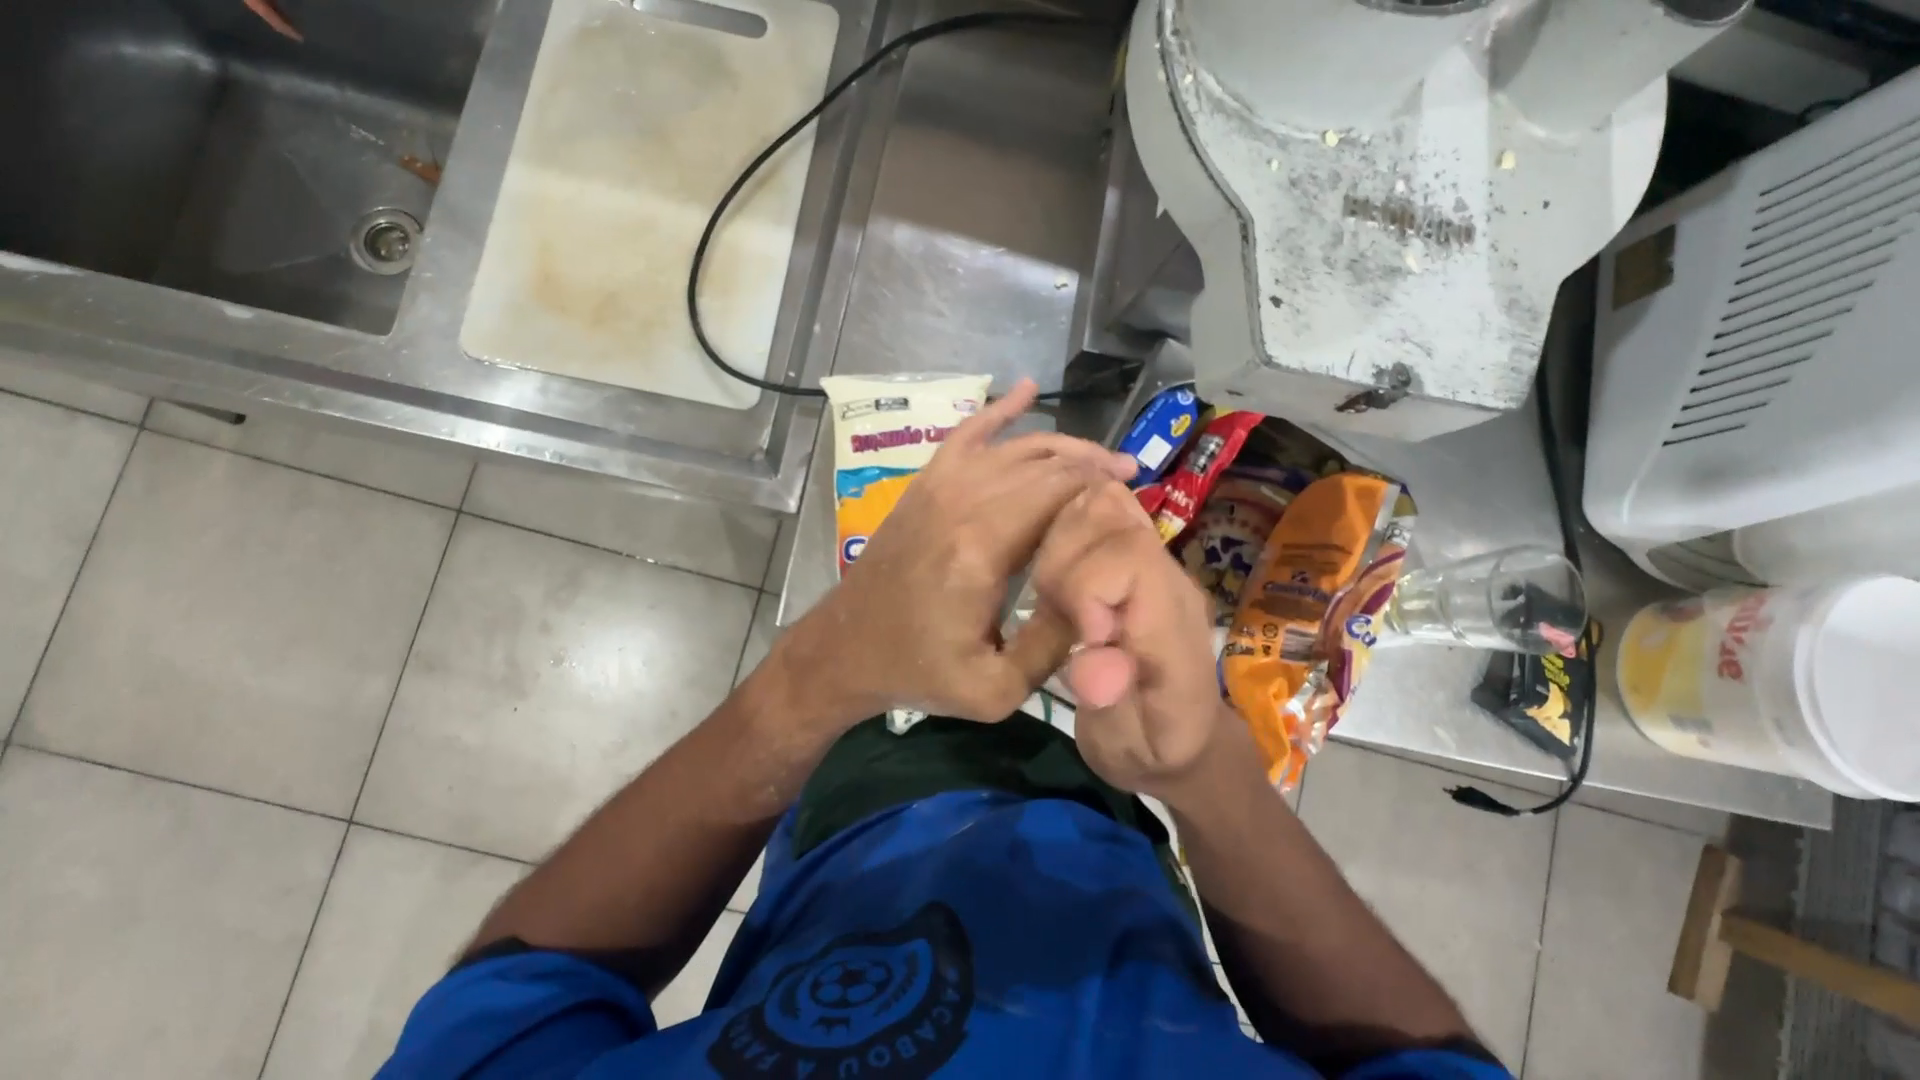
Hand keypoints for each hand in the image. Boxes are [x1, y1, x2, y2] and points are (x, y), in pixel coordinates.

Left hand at [776, 379, 1134, 725]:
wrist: (847, 650)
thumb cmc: (921, 670)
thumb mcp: (995, 688)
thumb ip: (1052, 645)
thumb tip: (1099, 599)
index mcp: (982, 547)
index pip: (1061, 491)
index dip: (1102, 488)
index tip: (1134, 502)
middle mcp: (962, 501)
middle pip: (1044, 464)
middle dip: (1093, 465)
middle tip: (1131, 479)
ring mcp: (939, 485)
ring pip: (1015, 446)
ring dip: (1063, 446)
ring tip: (1104, 459)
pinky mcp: (925, 485)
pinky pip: (968, 434)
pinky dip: (1001, 411)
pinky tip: (1027, 389)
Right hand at [1027, 479, 1245, 802]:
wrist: (1186, 744)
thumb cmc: (1152, 752)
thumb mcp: (1127, 750)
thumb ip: (1112, 704)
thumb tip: (1091, 657)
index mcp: (1171, 628)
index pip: (1130, 559)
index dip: (1085, 582)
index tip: (1078, 633)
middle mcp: (1169, 583)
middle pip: (1110, 518)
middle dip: (1063, 558)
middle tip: (1057, 614)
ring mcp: (1157, 566)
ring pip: (1105, 504)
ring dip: (1062, 540)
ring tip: (1058, 598)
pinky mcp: (1139, 561)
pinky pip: (1104, 513)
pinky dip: (1071, 528)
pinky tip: (1063, 572)